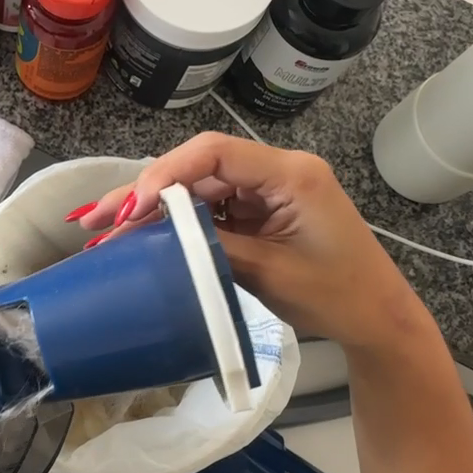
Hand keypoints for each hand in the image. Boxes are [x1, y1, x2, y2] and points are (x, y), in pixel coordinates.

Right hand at [77, 133, 418, 351]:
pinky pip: (210, 207)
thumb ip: (212, 244)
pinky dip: (176, 222)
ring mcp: (267, 190)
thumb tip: (157, 231)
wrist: (376, 318)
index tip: (132, 207)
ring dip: (153, 208)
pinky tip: (141, 235)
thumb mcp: (269, 271)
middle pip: (198, 168)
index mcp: (290, 174)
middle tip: (96, 218)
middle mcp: (276, 171)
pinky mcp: (259, 210)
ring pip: (198, 188)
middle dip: (145, 191)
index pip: (215, 155)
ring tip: (104, 227)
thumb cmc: (335, 295)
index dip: (166, 174)